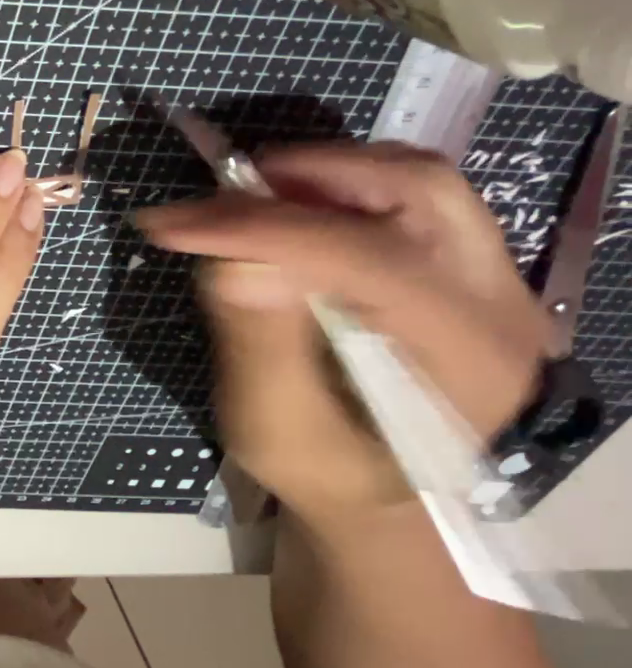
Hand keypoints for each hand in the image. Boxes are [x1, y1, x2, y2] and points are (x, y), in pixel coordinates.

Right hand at [136, 142, 550, 521]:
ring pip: (415, 178)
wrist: (386, 493)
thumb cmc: (327, 473)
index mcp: (464, 355)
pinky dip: (336, 186)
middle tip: (220, 198)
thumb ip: (262, 349)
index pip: (364, 255)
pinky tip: (285, 216)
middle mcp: (500, 301)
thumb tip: (234, 261)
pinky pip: (406, 194)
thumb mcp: (279, 432)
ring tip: (248, 204)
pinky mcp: (464, 265)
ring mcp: (493, 277)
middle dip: (305, 176)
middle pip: (416, 187)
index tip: (167, 224)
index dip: (259, 228)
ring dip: (321, 175)